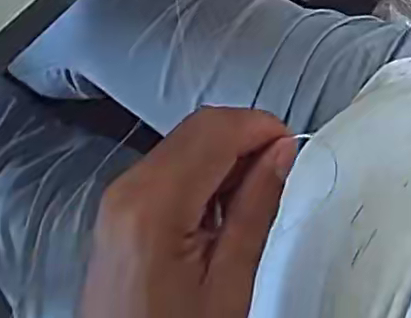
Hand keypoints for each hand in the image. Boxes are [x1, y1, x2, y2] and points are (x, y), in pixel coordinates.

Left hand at [80, 107, 295, 317]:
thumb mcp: (228, 284)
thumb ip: (257, 206)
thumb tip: (282, 150)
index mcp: (154, 205)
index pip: (218, 130)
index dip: (262, 128)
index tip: (291, 149)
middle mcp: (129, 187)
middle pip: (202, 126)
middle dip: (247, 136)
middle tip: (278, 169)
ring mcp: (120, 196)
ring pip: (189, 138)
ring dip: (228, 151)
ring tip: (250, 197)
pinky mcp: (120, 207)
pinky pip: (172, 161)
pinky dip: (205, 167)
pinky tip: (221, 206)